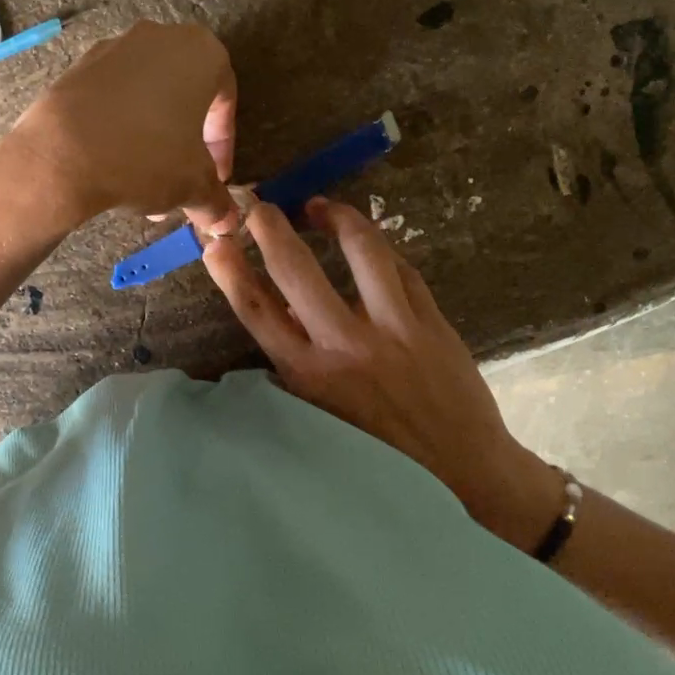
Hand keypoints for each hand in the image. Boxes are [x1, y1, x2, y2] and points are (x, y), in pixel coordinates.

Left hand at [3, 21, 238, 234]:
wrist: (62, 152)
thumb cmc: (145, 159)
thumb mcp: (191, 186)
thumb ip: (214, 200)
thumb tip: (227, 221)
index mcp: (202, 52)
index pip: (225, 103)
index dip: (223, 148)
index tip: (214, 180)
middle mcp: (161, 37)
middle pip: (183, 99)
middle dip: (184, 149)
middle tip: (178, 187)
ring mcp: (115, 48)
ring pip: (146, 101)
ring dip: (152, 143)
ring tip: (143, 189)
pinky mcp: (78, 68)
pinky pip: (111, 101)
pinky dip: (118, 131)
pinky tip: (112, 168)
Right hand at [203, 198, 564, 550]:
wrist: (460, 468)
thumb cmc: (377, 454)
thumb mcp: (319, 417)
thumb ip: (298, 369)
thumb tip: (281, 319)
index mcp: (308, 375)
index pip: (257, 311)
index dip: (230, 272)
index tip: (214, 243)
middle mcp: (344, 344)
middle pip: (297, 270)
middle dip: (271, 230)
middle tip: (257, 205)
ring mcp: (393, 327)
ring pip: (361, 252)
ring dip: (336, 219)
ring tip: (320, 206)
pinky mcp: (431, 320)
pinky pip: (403, 270)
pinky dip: (382, 250)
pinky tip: (369, 243)